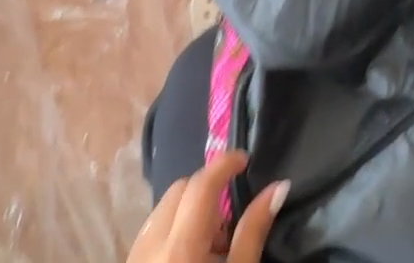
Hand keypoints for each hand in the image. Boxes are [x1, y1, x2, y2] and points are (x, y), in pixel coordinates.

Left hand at [127, 151, 287, 262]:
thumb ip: (254, 230)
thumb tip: (278, 188)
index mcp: (181, 247)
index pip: (201, 184)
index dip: (224, 164)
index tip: (245, 159)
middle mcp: (151, 244)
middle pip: (179, 189)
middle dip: (207, 187)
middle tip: (232, 211)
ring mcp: (135, 256)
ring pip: (162, 207)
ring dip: (190, 207)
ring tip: (213, 240)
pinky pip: (152, 229)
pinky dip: (173, 227)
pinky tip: (191, 256)